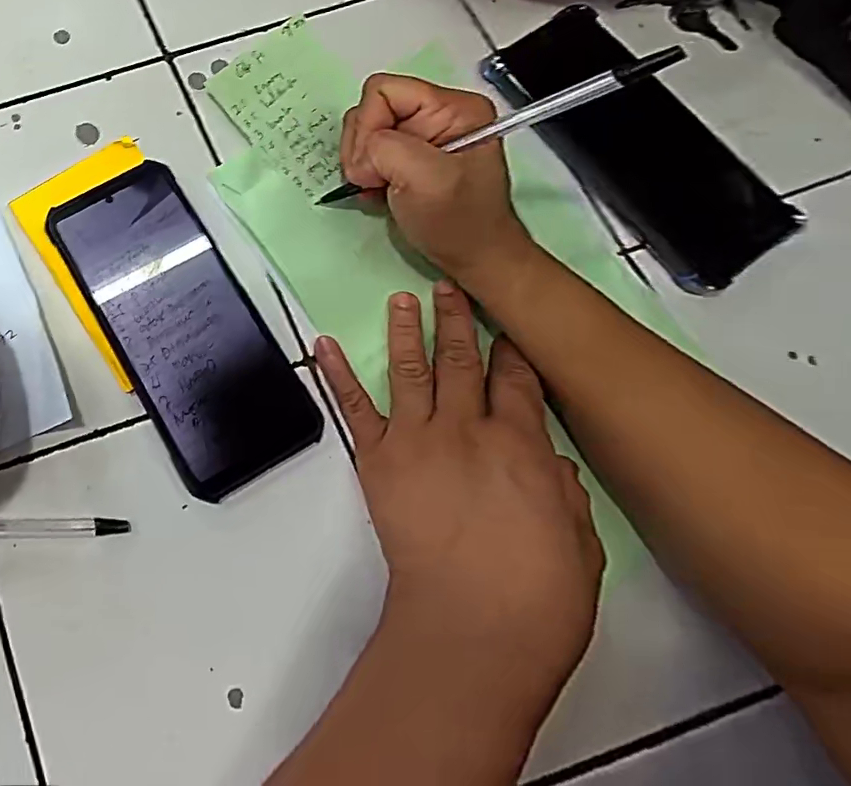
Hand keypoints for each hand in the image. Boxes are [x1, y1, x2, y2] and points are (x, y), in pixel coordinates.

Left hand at [316, 284, 602, 710]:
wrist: (472, 614)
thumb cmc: (538, 588)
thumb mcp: (576, 536)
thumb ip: (557, 488)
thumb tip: (546, 460)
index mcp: (524, 446)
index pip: (517, 384)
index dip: (511, 351)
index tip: (506, 324)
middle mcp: (466, 430)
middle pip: (461, 365)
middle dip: (457, 323)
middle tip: (449, 287)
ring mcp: (414, 439)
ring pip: (409, 371)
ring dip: (404, 331)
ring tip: (400, 298)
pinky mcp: (374, 456)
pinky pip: (352, 405)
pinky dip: (336, 371)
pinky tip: (324, 344)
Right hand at [339, 74, 534, 281]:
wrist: (469, 253)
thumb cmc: (456, 218)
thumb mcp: (426, 178)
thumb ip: (386, 148)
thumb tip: (362, 151)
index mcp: (452, 108)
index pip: (382, 91)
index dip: (368, 126)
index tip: (379, 164)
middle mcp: (434, 113)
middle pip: (367, 110)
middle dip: (361, 147)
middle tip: (378, 177)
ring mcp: (416, 134)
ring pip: (360, 130)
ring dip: (358, 161)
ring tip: (380, 184)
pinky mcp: (401, 153)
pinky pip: (361, 149)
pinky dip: (360, 171)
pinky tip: (378, 187)